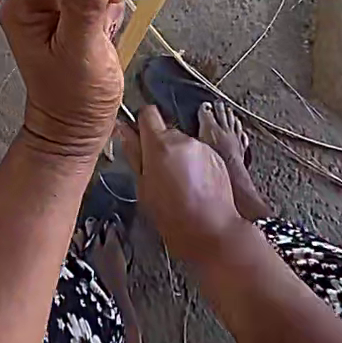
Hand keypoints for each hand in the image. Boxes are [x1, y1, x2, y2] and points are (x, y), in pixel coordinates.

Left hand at [0, 0, 126, 159]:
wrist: (76, 131)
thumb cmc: (75, 98)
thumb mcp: (81, 49)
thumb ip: (86, 2)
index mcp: (25, 2)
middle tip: (102, 20)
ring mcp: (54, 6)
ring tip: (102, 33)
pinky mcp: (73, 15)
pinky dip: (109, 10)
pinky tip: (104, 35)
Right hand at [116, 106, 249, 263]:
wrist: (211, 229)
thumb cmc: (174, 216)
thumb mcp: (143, 187)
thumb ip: (134, 155)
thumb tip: (125, 132)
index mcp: (159, 145)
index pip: (148, 113)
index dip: (142, 124)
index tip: (140, 138)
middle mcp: (182, 139)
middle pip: (165, 131)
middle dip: (159, 146)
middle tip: (157, 173)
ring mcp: (201, 147)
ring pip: (182, 143)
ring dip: (177, 156)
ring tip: (177, 184)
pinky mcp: (216, 156)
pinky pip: (198, 152)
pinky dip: (194, 164)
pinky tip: (193, 186)